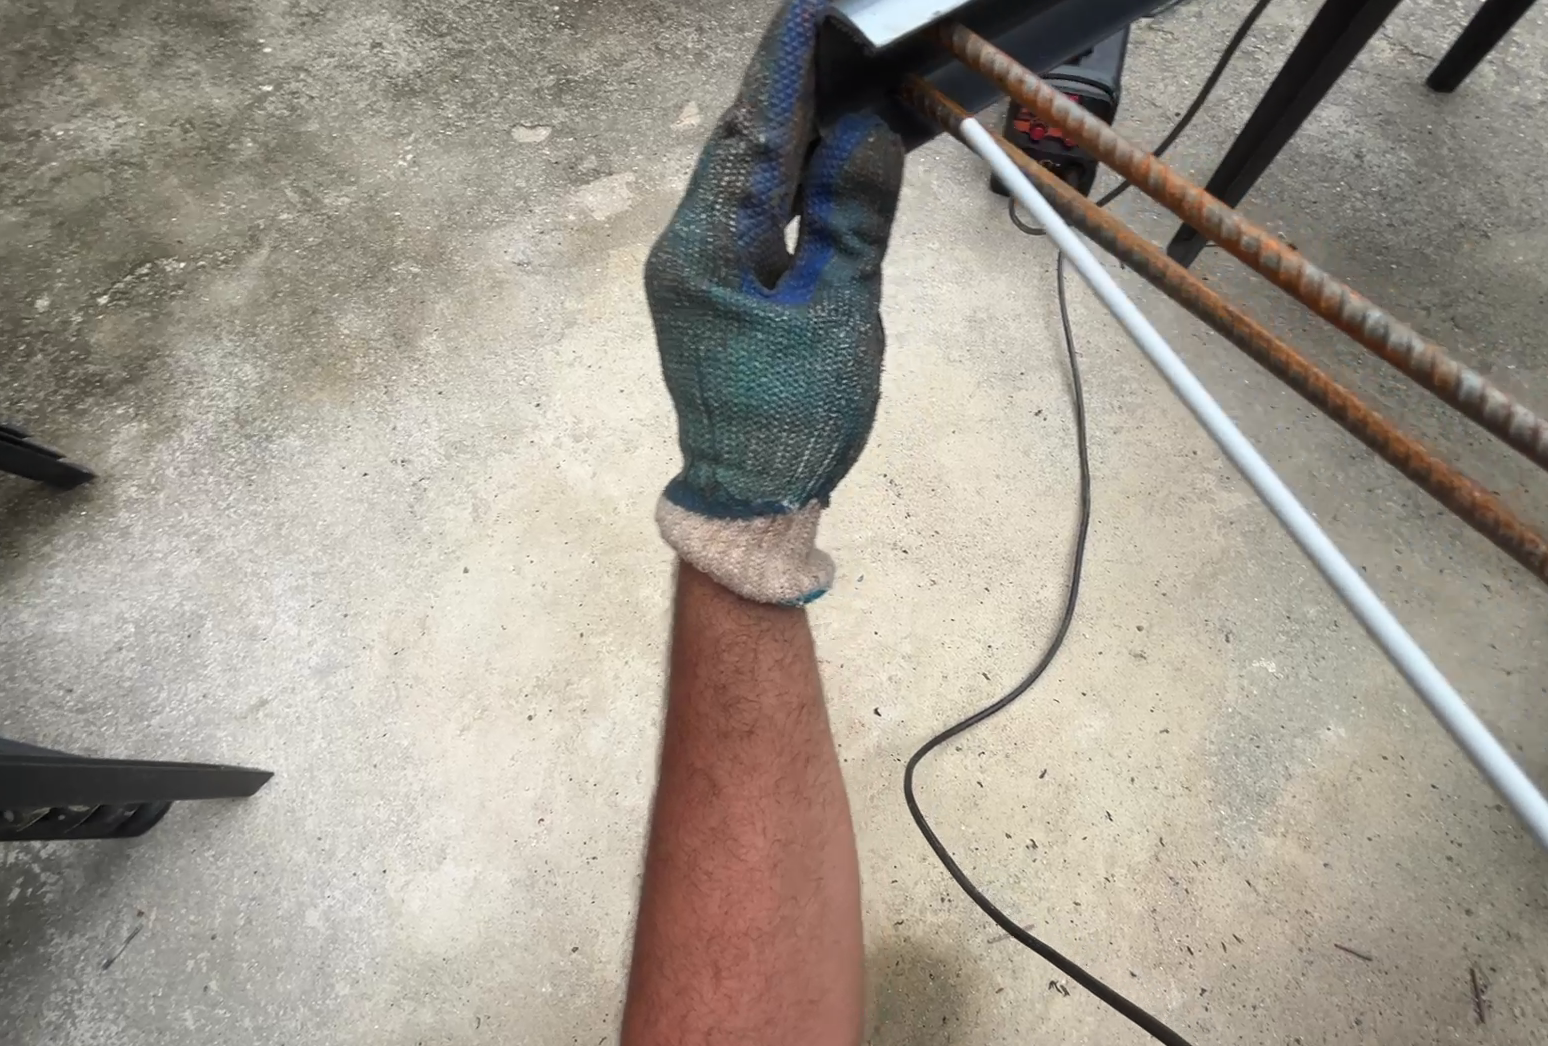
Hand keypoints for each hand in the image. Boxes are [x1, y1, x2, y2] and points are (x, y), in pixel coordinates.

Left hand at [648, 0, 904, 605]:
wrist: (751, 495)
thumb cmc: (799, 418)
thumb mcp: (840, 317)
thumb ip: (852, 222)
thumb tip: (864, 136)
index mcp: (711, 250)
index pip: (751, 134)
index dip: (784, 68)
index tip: (813, 11)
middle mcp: (683, 250)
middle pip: (735, 149)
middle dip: (783, 94)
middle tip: (834, 45)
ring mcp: (687, 273)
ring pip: (735, 183)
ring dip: (781, 139)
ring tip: (831, 92)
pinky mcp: (701, 295)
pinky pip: (738, 220)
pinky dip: (774, 188)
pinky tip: (809, 168)